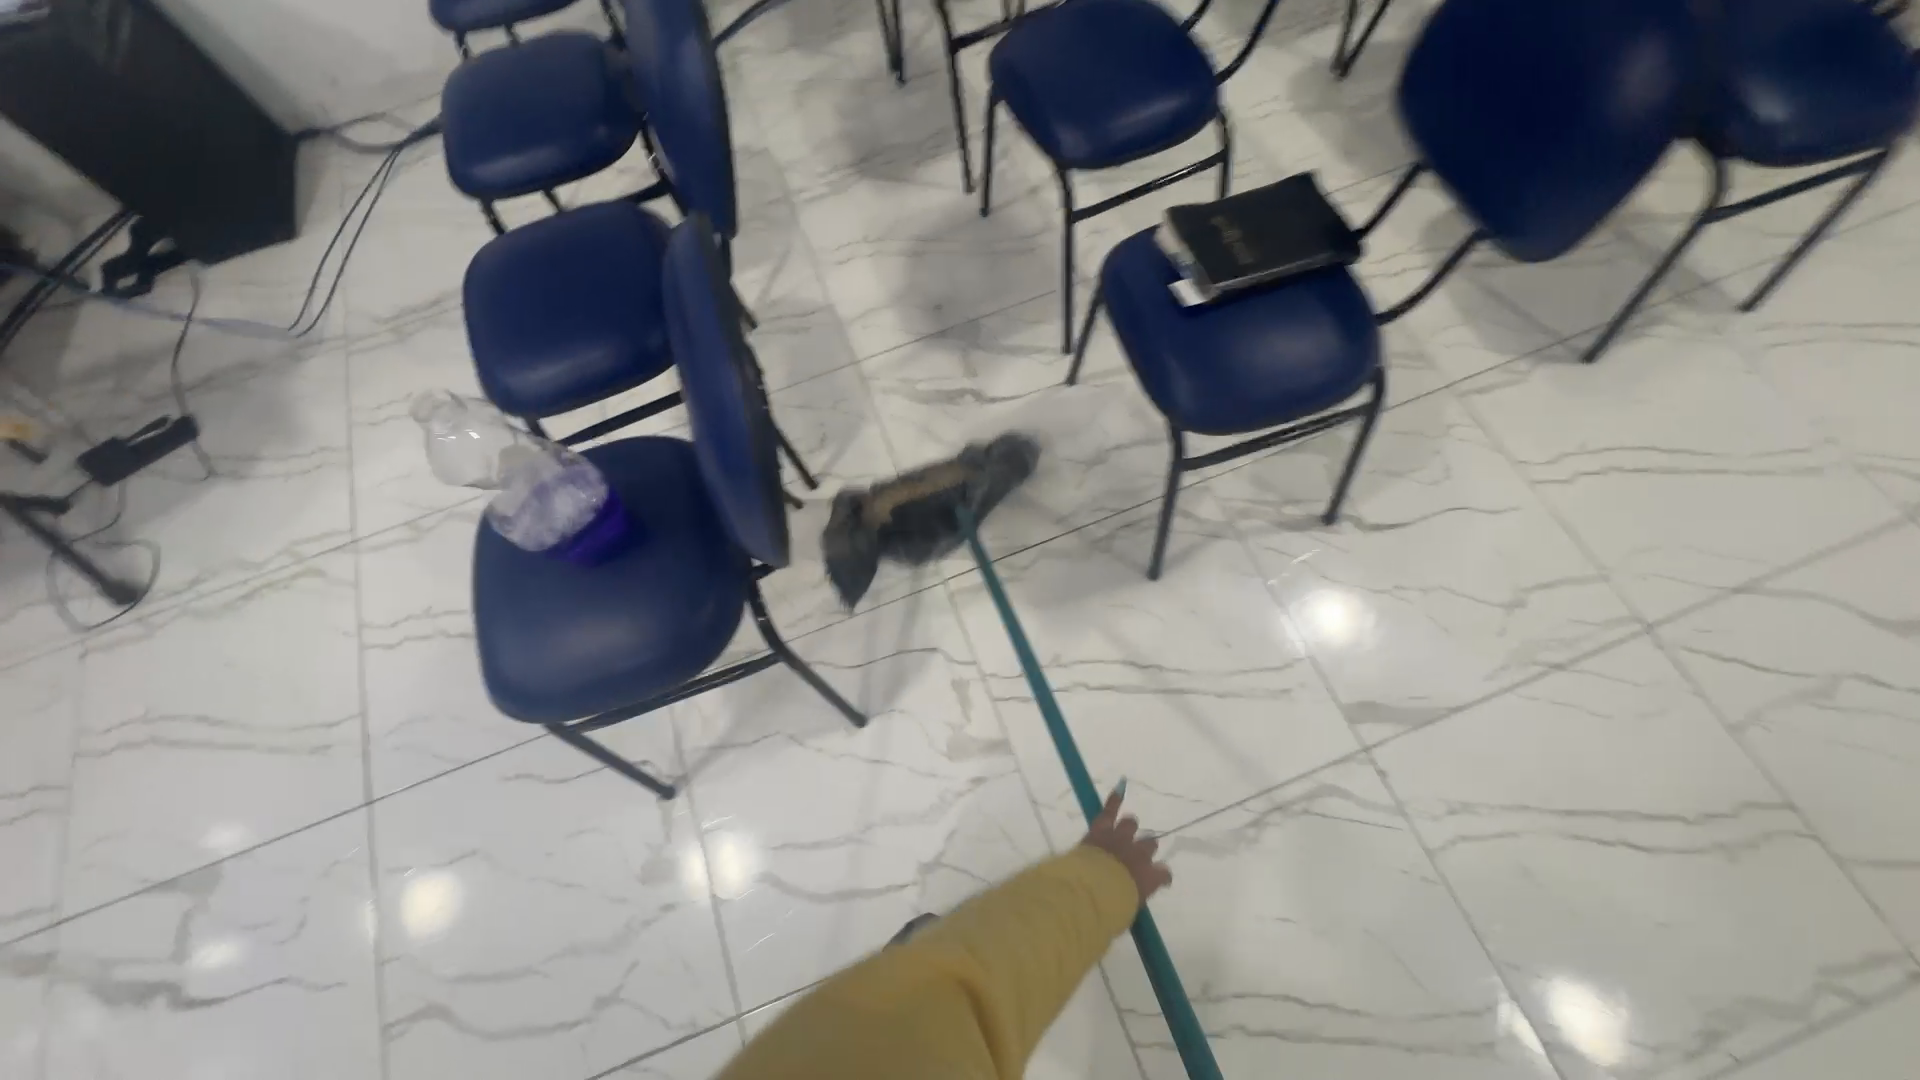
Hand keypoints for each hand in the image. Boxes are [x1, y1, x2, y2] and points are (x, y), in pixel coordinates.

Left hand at [1080, 786, 1172, 903]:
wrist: (1093, 890)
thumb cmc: (1110, 909)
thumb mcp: (1126, 913)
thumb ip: (1129, 903)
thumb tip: (1121, 907)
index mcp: (1150, 878)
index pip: (1164, 873)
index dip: (1160, 875)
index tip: (1158, 878)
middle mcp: (1140, 854)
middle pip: (1149, 844)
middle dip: (1143, 849)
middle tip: (1133, 855)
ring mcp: (1121, 838)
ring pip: (1131, 824)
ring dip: (1127, 828)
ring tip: (1123, 831)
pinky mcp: (1102, 829)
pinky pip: (1109, 810)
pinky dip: (1113, 800)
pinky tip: (1117, 790)